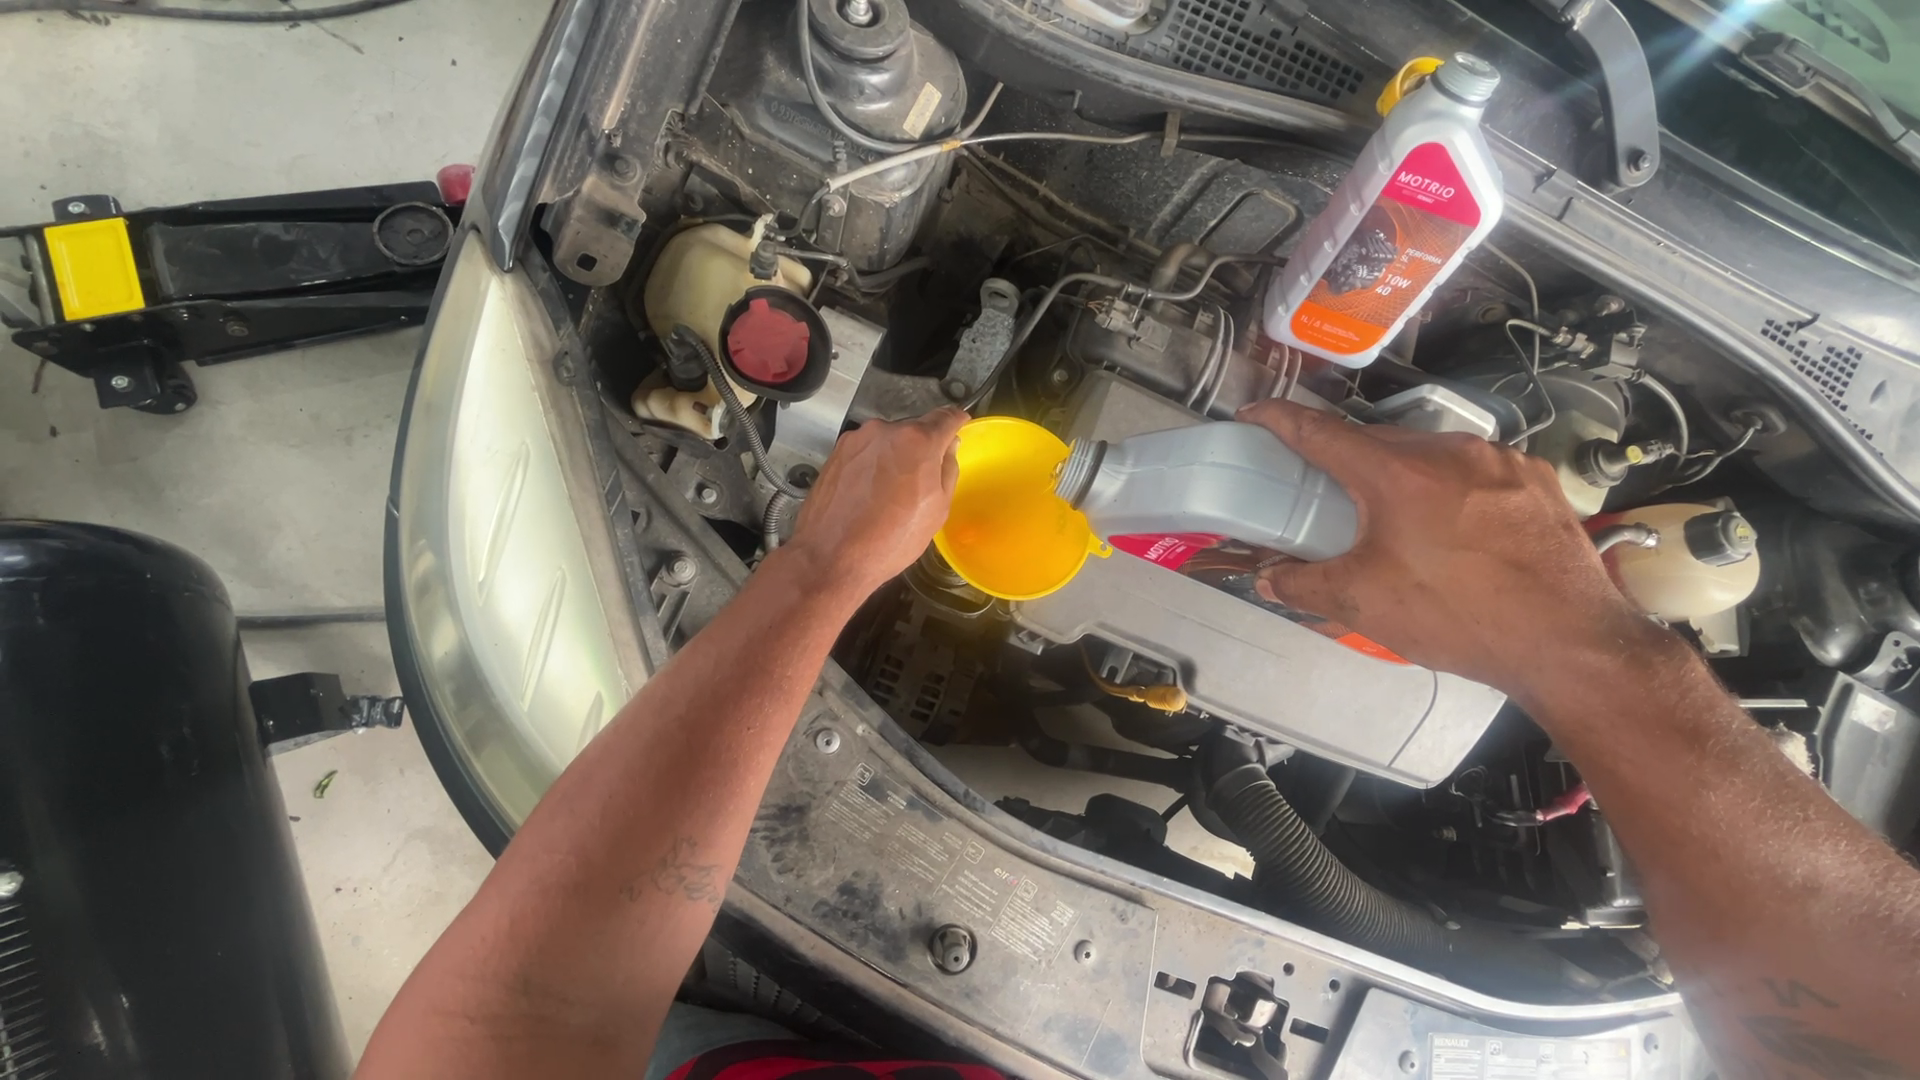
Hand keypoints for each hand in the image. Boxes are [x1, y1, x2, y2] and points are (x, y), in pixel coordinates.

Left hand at [784, 407, 968, 598]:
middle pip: (915, 430)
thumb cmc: (888, 540)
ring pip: (888, 441)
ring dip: (895, 458)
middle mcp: (886, 431)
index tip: (958, 426)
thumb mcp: (937, 510)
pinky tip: (869, 495)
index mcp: (918, 441)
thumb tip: (948, 449)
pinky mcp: (836, 452)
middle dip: (922, 449)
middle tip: (922, 482)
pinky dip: (872, 466)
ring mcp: (857, 439)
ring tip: (891, 495)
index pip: (946, 417)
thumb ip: (947, 470)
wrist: (832, 556)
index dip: (956, 422)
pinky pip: (866, 451)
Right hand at [1236, 399, 1652, 695]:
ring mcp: (1501, 460)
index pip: (1322, 432)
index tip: (1252, 412)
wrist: (1572, 644)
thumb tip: (1268, 578)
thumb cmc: (1456, 616)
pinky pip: (1472, 469)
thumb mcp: (1363, 604)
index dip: (1279, 419)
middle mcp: (1450, 450)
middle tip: (1321, 488)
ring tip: (1389, 514)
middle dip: (1341, 457)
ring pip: (1427, 452)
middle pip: (1376, 439)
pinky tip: (1449, 524)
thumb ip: (1303, 585)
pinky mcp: (1537, 479)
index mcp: (1399, 473)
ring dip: (1397, 472)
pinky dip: (1445, 485)